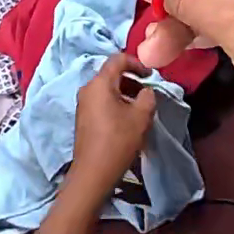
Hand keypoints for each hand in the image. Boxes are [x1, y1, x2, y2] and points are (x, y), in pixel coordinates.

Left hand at [66, 52, 157, 200]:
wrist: (93, 173)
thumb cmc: (118, 140)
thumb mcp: (141, 116)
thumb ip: (148, 96)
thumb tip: (145, 91)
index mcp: (100, 83)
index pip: (118, 59)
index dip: (137, 63)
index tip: (151, 75)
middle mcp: (87, 88)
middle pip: (112, 74)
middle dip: (132, 79)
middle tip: (148, 92)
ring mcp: (83, 103)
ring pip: (107, 88)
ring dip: (126, 92)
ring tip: (141, 107)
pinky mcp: (83, 117)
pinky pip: (101, 101)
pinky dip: (116, 102)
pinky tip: (127, 118)